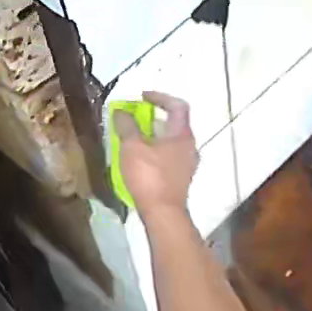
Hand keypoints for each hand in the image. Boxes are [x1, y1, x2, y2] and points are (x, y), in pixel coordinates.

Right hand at [114, 90, 197, 219]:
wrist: (163, 213)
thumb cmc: (149, 176)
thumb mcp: (132, 147)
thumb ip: (127, 125)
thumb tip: (122, 111)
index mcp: (182, 134)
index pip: (177, 105)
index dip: (160, 97)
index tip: (142, 97)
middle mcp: (190, 146)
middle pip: (175, 123)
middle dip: (154, 116)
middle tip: (135, 116)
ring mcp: (187, 163)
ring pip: (172, 140)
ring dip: (154, 134)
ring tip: (134, 137)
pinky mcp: (181, 177)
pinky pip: (169, 155)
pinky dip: (155, 149)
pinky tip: (140, 157)